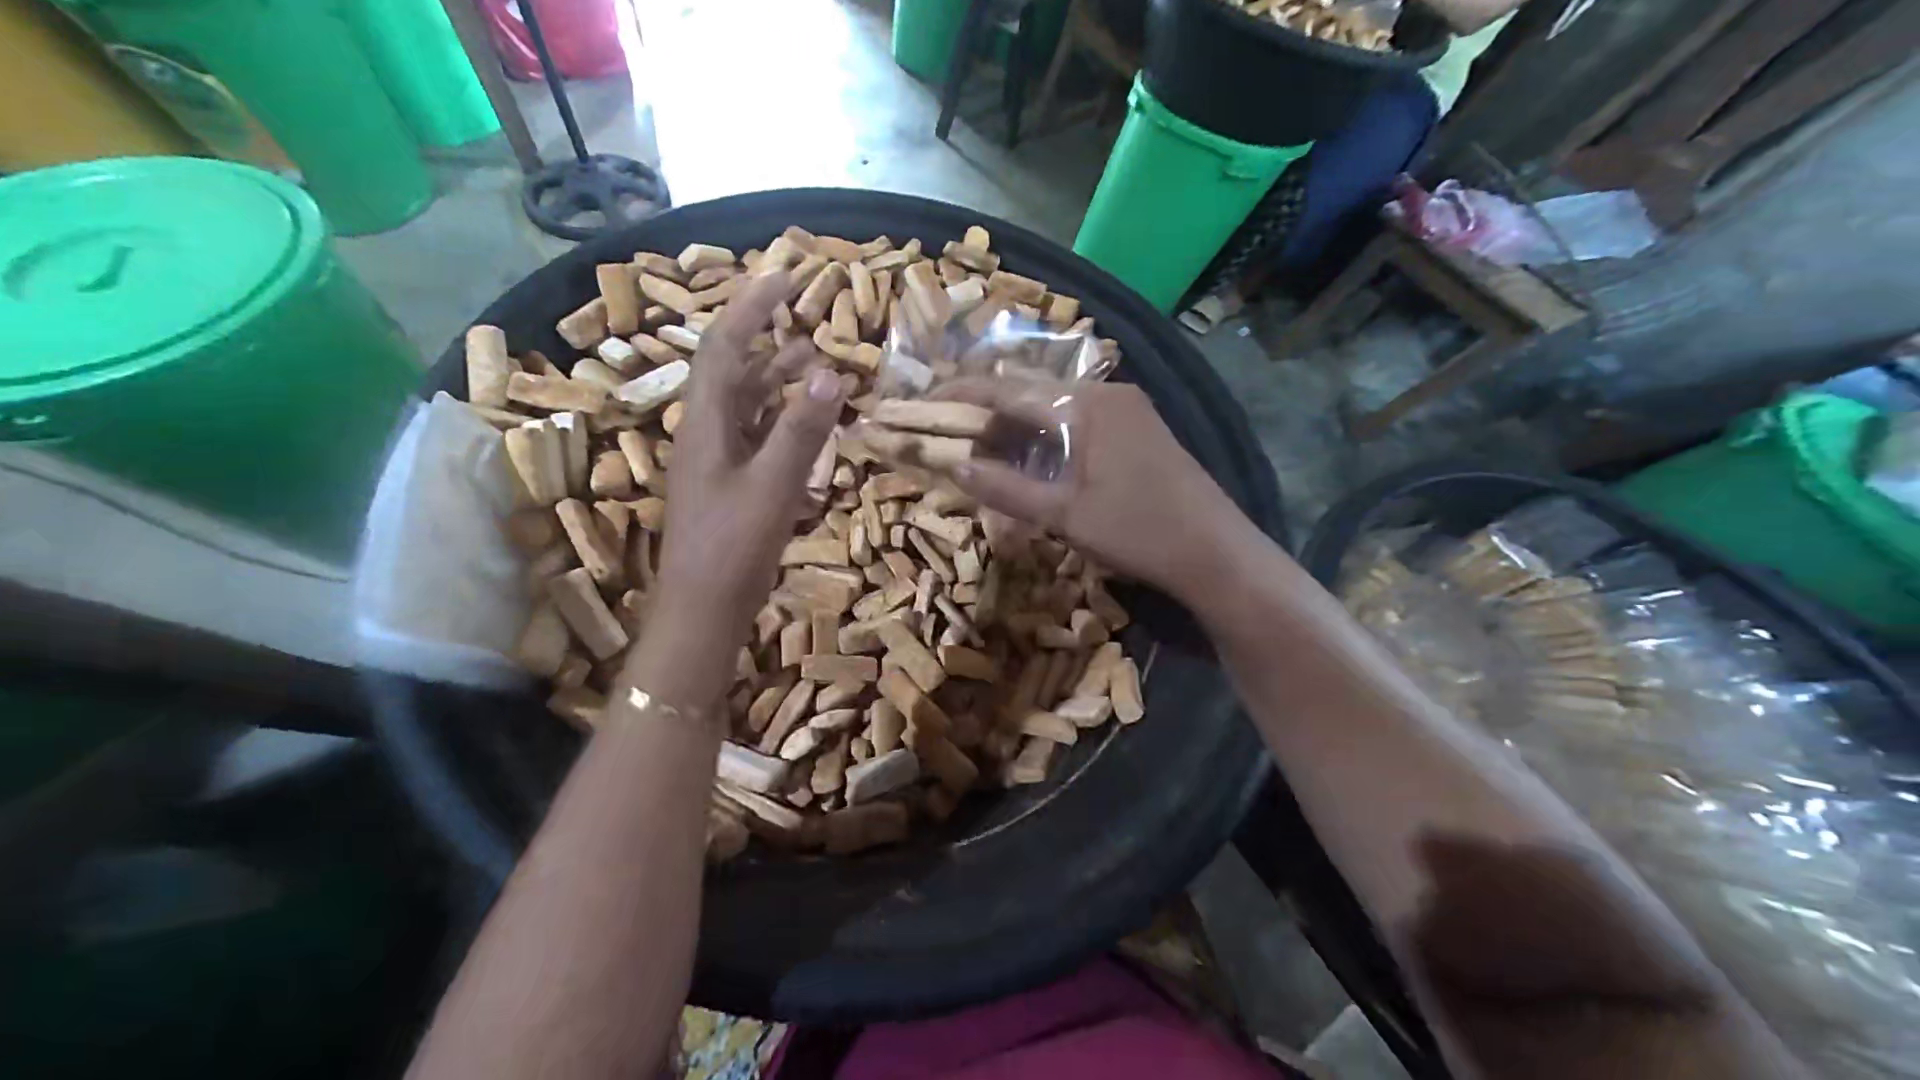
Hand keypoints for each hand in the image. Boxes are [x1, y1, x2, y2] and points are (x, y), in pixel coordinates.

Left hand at [627, 271, 842, 706]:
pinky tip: (812, 422)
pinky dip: (785, 420)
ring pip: (748, 404)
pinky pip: (759, 436)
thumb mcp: (773, 487)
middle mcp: (707, 433)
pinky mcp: (733, 486)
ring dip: (779, 379)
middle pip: (734, 370)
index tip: (785, 277)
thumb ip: (801, 431)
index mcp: (706, 424)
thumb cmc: (732, 548)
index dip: (751, 307)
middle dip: (768, 338)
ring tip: (817, 360)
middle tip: (808, 317)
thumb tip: (829, 371)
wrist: (703, 610)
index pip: (724, 346)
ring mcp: (719, 461)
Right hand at [943, 380, 1253, 602]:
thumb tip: (952, 467)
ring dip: (1014, 432)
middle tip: (945, 440)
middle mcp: (1105, 394)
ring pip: (1052, 411)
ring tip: (977, 456)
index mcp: (1087, 405)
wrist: (1218, 555)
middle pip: (1030, 395)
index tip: (922, 403)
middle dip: (985, 416)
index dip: (960, 395)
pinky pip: (1076, 426)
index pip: (1008, 390)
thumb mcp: (1064, 514)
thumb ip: (1005, 488)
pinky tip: (1027, 465)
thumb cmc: (1139, 532)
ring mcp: (1125, 411)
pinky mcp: (1135, 431)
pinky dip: (1044, 442)